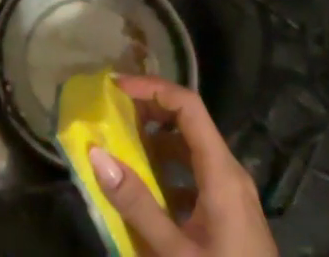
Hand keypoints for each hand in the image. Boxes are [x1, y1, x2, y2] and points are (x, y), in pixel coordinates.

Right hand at [87, 75, 276, 256]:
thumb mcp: (174, 252)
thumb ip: (136, 204)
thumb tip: (96, 153)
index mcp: (222, 172)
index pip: (188, 106)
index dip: (152, 88)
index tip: (114, 88)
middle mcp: (230, 174)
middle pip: (189, 123)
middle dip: (148, 112)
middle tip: (108, 115)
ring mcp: (232, 196)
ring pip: (190, 151)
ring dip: (154, 143)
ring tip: (117, 149)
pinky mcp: (229, 216)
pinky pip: (194, 178)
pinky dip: (166, 173)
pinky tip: (142, 193)